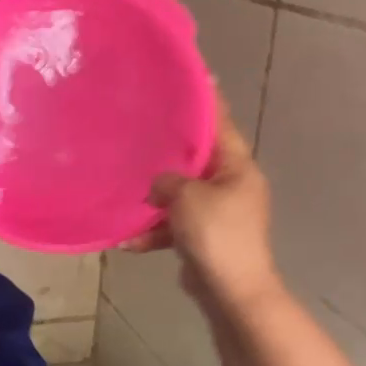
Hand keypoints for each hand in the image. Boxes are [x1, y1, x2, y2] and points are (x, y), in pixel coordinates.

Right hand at [122, 98, 281, 311]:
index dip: (208, 101)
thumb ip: (168, 180)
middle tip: (144, 131)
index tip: (197, 75)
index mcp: (237, 168)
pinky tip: (129, 241)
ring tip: (128, 197)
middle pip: (197, 159)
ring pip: (181, 194)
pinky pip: (174, 224)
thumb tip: (159, 184)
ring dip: (155, 201)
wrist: (231, 290)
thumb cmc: (216, 234)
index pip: (221, 124)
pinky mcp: (205, 237)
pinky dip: (154, 231)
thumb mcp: (186, 197)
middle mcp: (232, 185)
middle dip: (169, 153)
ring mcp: (220, 212)